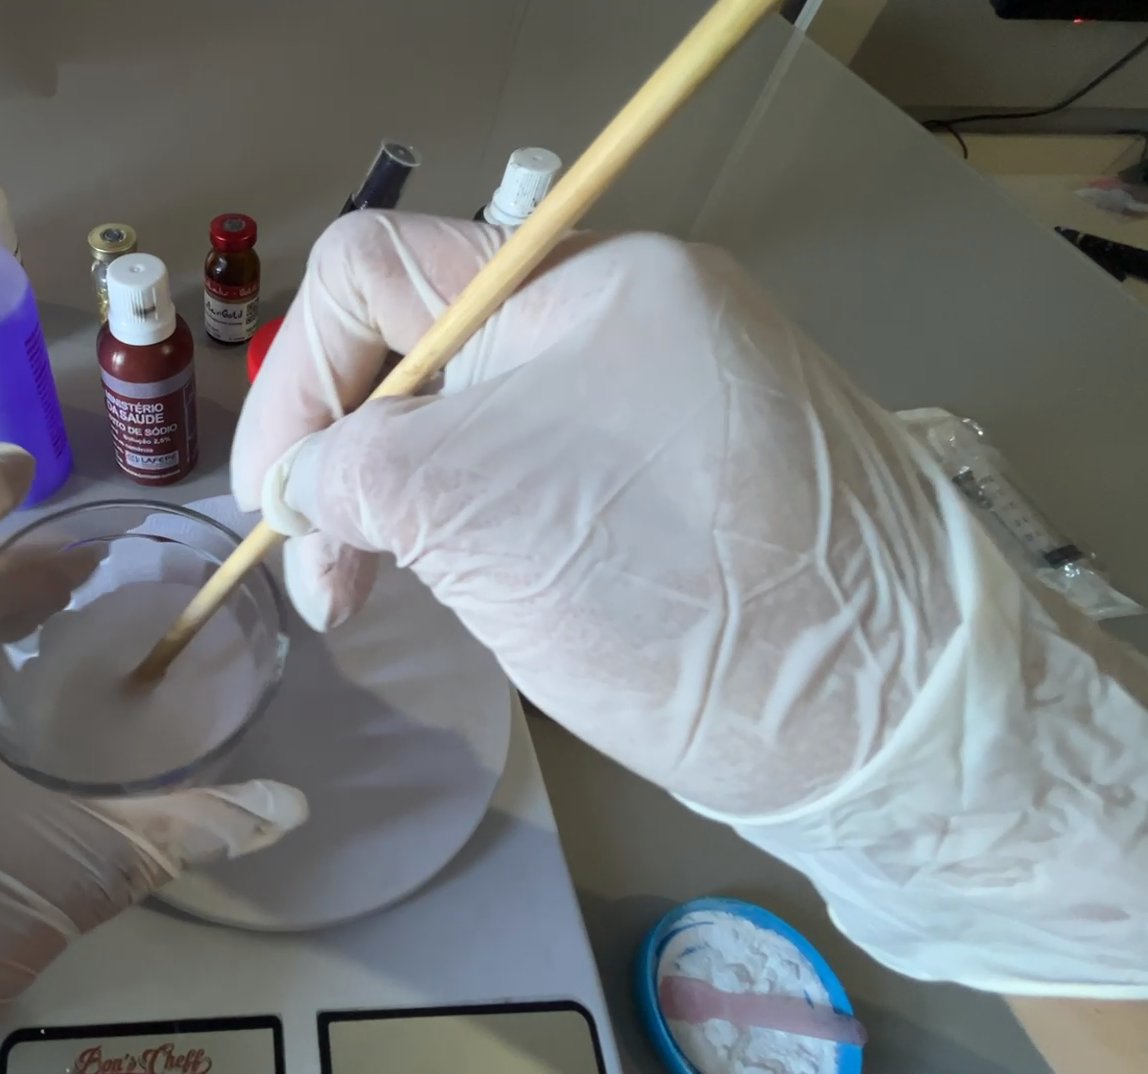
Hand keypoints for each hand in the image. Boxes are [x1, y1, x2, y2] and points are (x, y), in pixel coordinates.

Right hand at [231, 212, 1147, 1011]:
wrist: (874, 725)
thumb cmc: (673, 589)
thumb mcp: (477, 509)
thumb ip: (351, 471)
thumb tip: (291, 484)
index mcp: (565, 285)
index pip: (372, 275)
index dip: (297, 377)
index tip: (272, 494)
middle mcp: (584, 324)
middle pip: (396, 360)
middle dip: (331, 463)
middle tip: (309, 573)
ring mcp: (598, 403)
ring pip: (430, 431)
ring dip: (371, 509)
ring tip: (346, 597)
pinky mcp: (605, 478)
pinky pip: (477, 478)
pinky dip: (424, 528)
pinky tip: (408, 580)